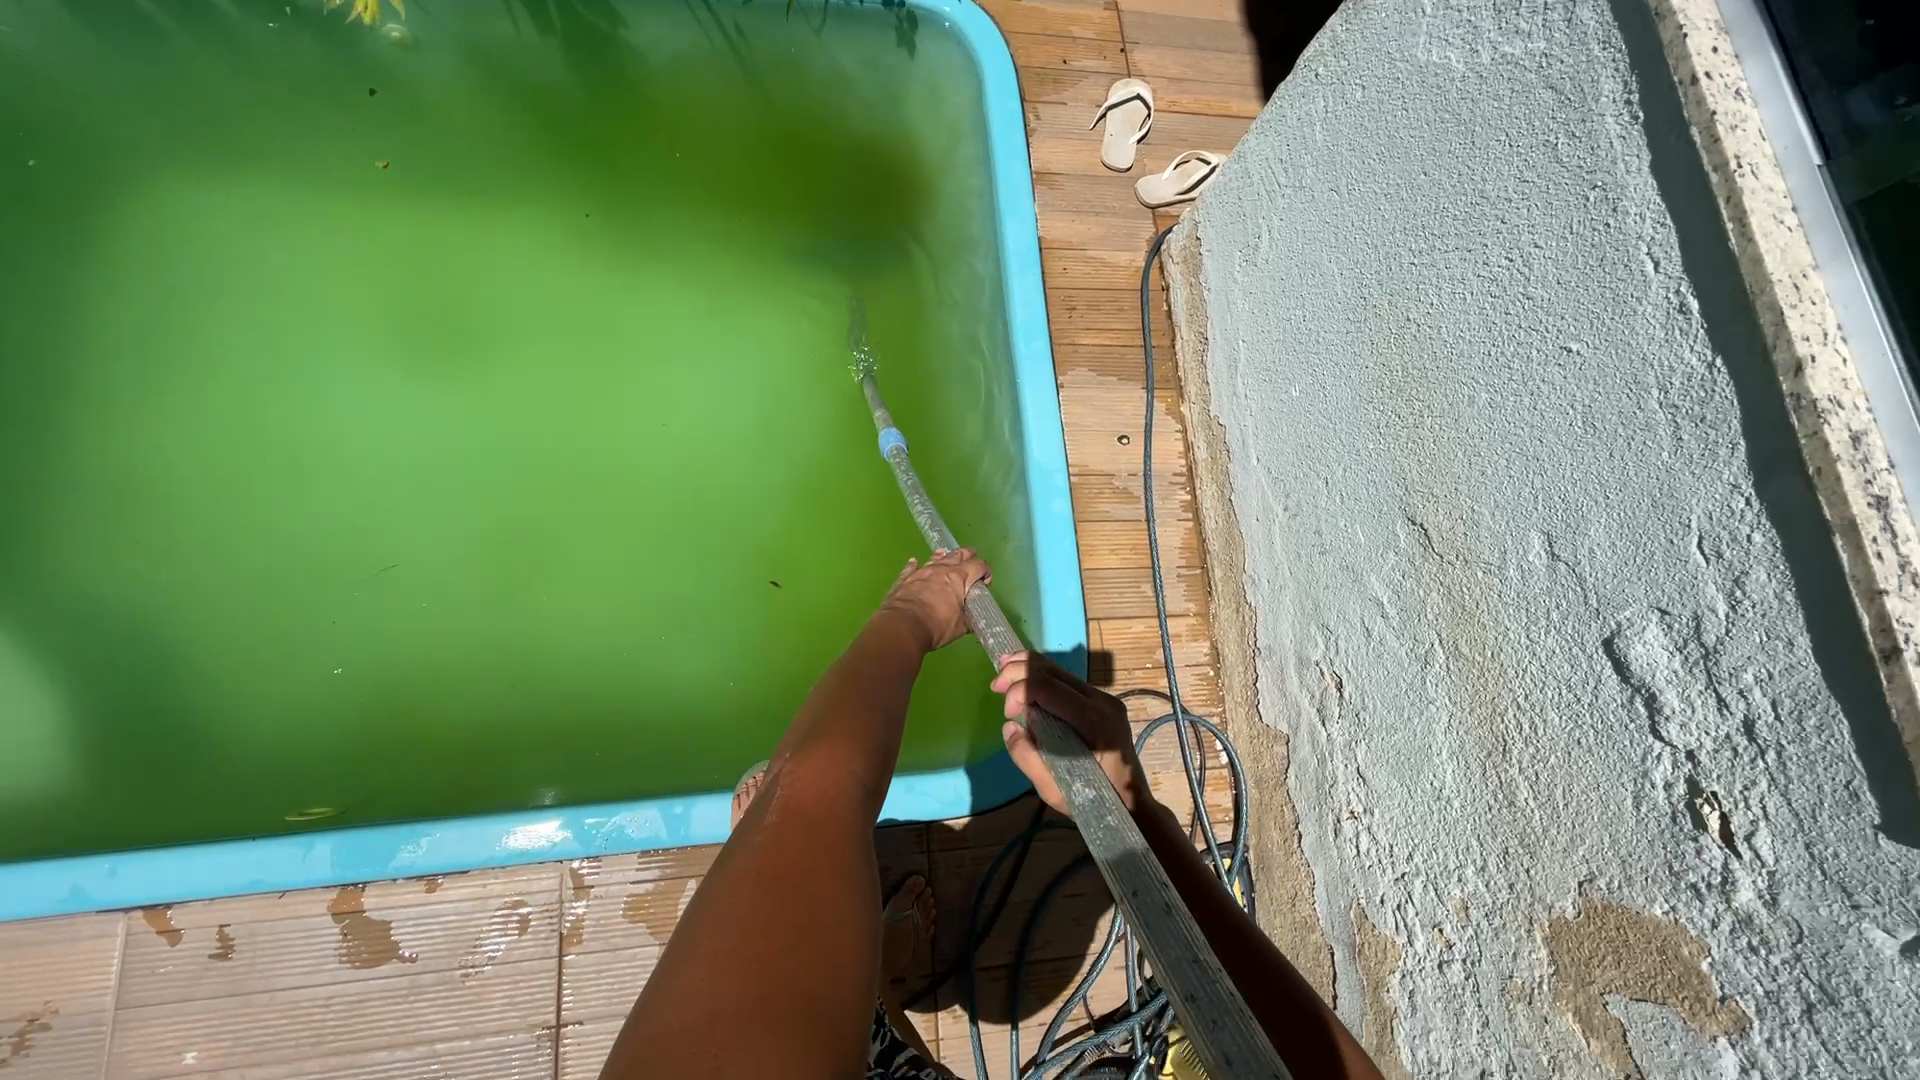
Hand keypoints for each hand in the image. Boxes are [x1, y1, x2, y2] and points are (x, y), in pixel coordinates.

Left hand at [876, 548, 990, 652]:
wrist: (902, 626)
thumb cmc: (936, 626)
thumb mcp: (961, 627)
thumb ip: (970, 620)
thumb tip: (976, 621)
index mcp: (959, 578)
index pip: (978, 566)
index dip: (985, 571)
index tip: (985, 581)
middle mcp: (941, 569)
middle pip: (958, 555)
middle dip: (968, 555)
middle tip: (973, 556)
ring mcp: (921, 572)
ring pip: (936, 557)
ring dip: (943, 555)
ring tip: (947, 553)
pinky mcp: (905, 579)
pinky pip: (911, 567)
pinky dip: (915, 565)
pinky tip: (914, 562)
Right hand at [992, 652, 1154, 815]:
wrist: (1132, 803)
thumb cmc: (1094, 801)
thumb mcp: (1054, 791)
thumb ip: (1028, 758)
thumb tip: (1011, 727)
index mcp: (1093, 721)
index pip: (1047, 686)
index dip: (1019, 690)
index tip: (1007, 713)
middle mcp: (1102, 701)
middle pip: (1052, 670)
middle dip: (1018, 671)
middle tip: (995, 686)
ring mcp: (1104, 699)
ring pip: (1059, 671)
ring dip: (1028, 670)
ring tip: (1003, 674)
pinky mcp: (1101, 702)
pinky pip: (1066, 682)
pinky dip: (1041, 678)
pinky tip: (1024, 683)